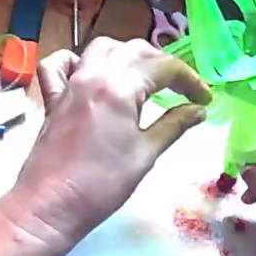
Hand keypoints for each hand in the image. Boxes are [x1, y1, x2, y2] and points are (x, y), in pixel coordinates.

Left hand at [0, 37, 210, 249]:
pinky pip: (59, 66)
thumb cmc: (101, 185)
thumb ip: (173, 125)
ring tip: (142, 78)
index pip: (164, 67)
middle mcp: (92, 74)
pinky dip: (75, 61)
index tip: (205, 99)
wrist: (49, 206)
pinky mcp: (52, 99)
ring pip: (100, 49)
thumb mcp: (145, 155)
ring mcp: (69, 85)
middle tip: (180, 90)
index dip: (190, 80)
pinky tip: (88, 74)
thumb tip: (198, 110)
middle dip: (162, 65)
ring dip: (125, 55)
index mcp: (119, 86)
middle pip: (134, 51)